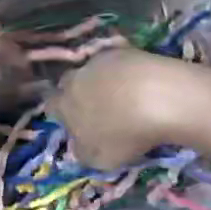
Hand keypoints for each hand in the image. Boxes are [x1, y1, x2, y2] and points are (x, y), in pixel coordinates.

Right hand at [47, 49, 189, 169]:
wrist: (158, 99)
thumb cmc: (124, 134)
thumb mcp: (100, 159)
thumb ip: (82, 152)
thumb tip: (77, 146)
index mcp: (64, 105)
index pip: (52, 106)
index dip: (63, 113)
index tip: (77, 121)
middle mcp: (75, 79)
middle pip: (68, 82)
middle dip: (79, 92)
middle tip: (98, 107)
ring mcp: (99, 61)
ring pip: (92, 70)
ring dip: (102, 80)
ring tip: (123, 95)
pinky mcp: (123, 50)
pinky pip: (117, 61)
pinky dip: (124, 71)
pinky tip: (140, 82)